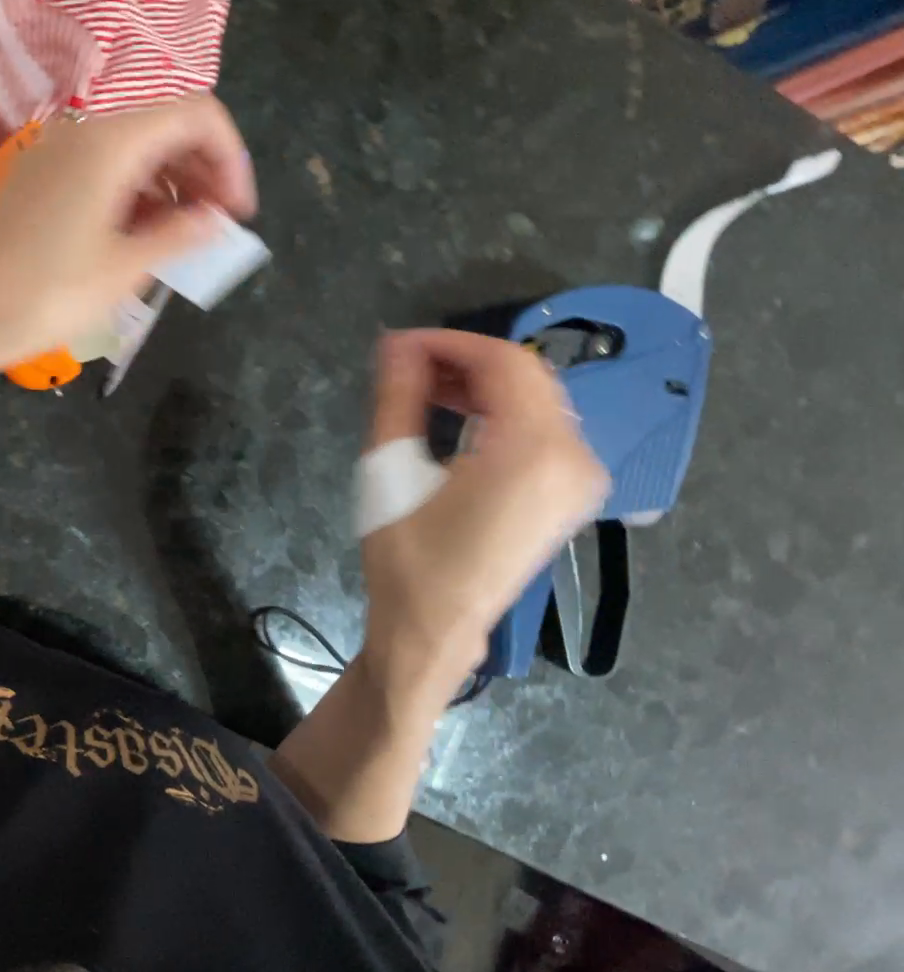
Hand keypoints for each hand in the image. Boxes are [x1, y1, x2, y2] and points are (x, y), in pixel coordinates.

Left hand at [0, 95, 256, 424]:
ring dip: (164, 186)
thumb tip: (216, 219)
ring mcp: (50, 154)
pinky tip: (134, 236)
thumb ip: (182, 234)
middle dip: (199, 172)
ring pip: (127, 151)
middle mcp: (79, 134)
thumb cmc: (49, 296)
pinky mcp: (32, 180)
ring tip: (178, 239)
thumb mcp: (126, 269)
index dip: (229, 158)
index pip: (195, 116)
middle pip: (161, 129)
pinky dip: (126, 193)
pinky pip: (94, 170)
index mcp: (110, 143)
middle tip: (214, 226)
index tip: (236, 211)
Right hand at [358, 329, 609, 694]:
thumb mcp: (390, 474)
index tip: (397, 346)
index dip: (449, 343)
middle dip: (465, 361)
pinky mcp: (572, 493)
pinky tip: (459, 419)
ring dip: (483, 386)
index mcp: (533, 452)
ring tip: (424, 390)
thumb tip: (395, 345)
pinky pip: (544, 429)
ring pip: (538, 400)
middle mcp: (575, 458)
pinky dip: (502, 413)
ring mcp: (581, 478)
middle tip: (406, 366)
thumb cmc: (407, 557)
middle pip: (528, 377)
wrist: (436, 628)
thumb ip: (398, 400)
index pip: (504, 363)